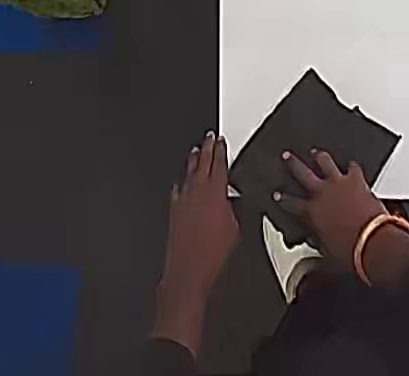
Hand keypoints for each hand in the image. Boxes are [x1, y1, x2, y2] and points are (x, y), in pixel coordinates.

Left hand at [153, 133, 236, 356]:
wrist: (187, 271)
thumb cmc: (213, 253)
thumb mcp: (235, 228)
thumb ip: (234, 208)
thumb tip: (232, 202)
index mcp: (216, 190)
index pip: (219, 161)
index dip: (220, 149)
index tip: (221, 140)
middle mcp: (197, 189)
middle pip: (202, 160)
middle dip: (207, 147)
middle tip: (209, 137)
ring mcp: (183, 197)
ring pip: (189, 170)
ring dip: (194, 159)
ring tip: (196, 151)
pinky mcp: (173, 208)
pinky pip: (178, 187)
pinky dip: (183, 181)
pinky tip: (183, 181)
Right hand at [275, 150, 408, 287]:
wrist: (373, 243)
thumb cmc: (351, 253)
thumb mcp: (327, 253)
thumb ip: (318, 243)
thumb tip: (316, 244)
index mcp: (312, 212)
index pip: (292, 203)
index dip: (283, 199)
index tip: (278, 194)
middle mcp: (322, 193)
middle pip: (302, 173)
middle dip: (292, 164)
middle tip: (286, 156)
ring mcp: (339, 183)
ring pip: (324, 161)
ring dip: (319, 156)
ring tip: (316, 152)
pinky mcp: (356, 180)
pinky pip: (352, 167)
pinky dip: (351, 166)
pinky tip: (350, 164)